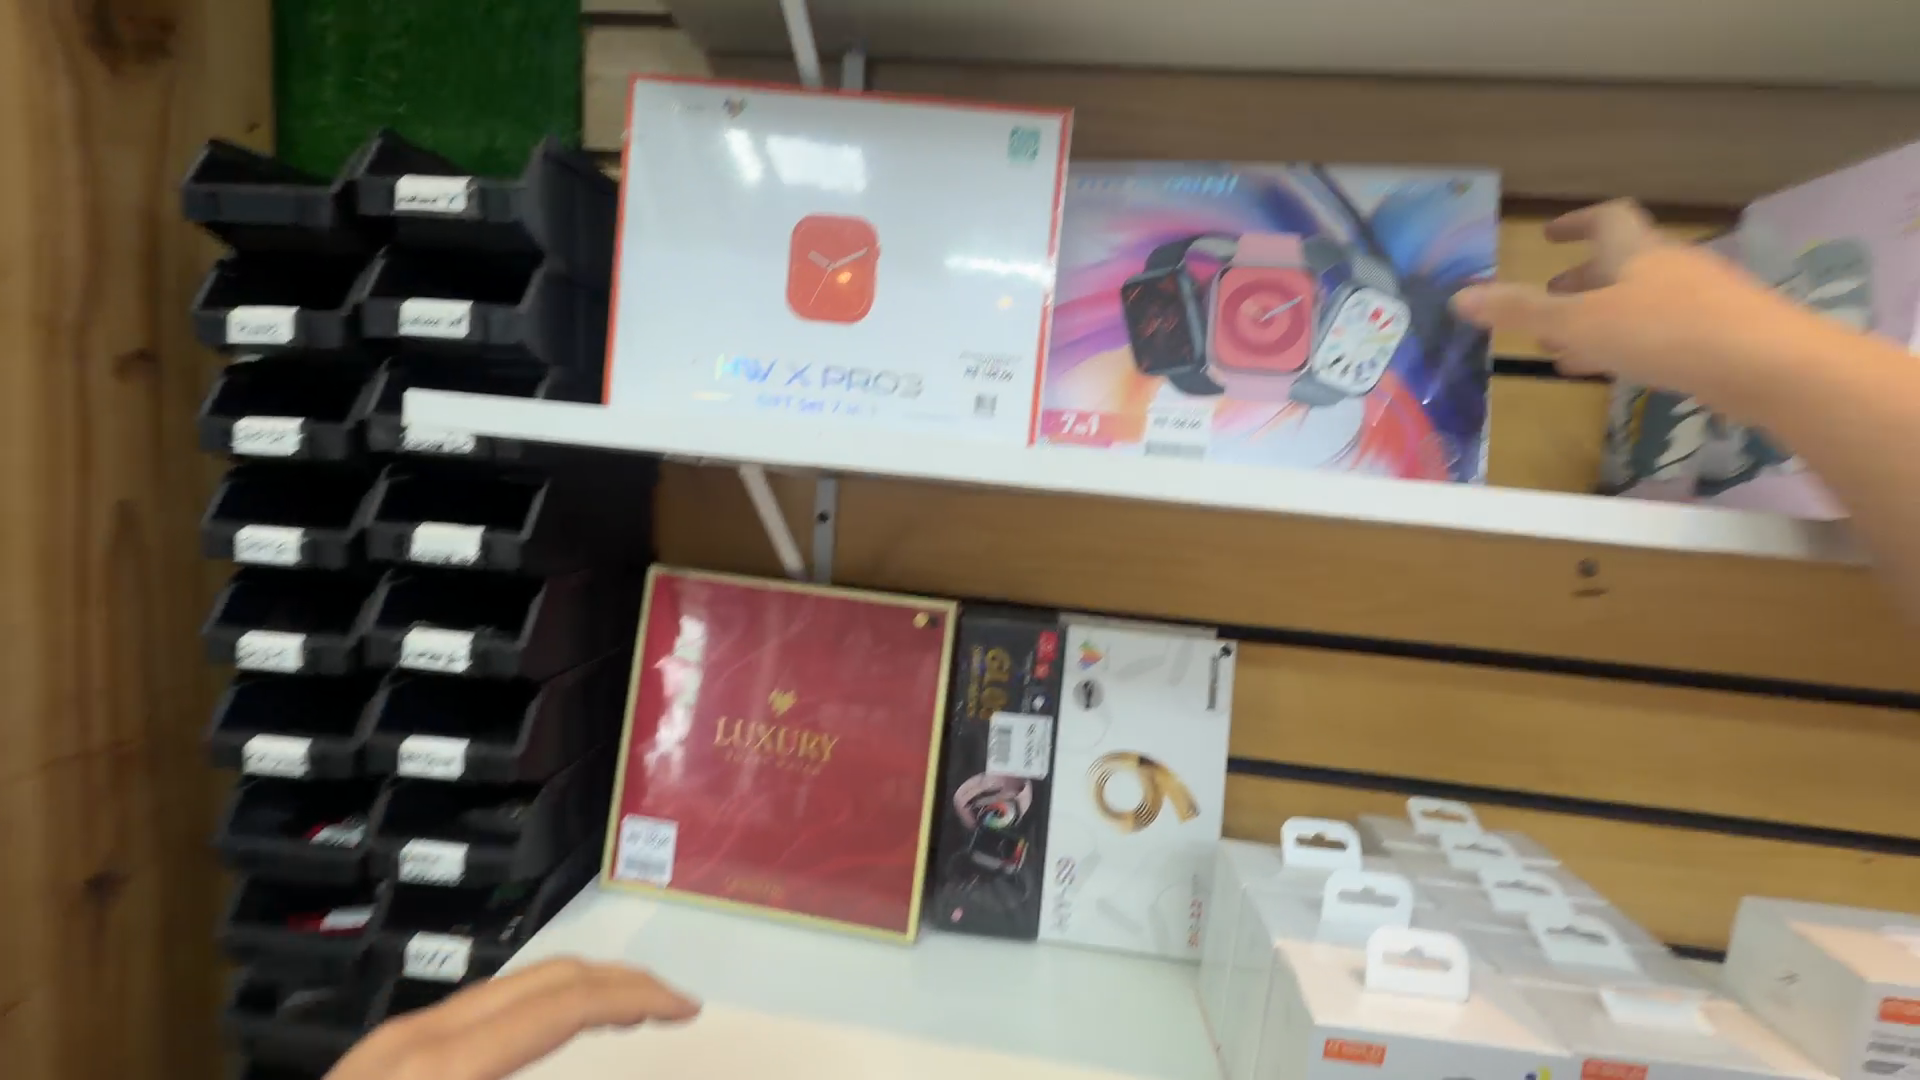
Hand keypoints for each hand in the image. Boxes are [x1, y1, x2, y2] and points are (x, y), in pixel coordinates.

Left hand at [325, 959, 700, 1079]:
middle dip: (621, 981)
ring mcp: (393, 1046)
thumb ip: (521, 1073)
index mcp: (436, 1069)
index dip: (637, 997)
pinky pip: (484, 1011)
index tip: (690, 1011)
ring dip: (583, 989)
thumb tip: (605, 1062)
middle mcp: (418, 1038)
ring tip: (629, 1010)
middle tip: (674, 1005)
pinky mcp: (381, 1063)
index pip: (564, 1003)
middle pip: (546, 977)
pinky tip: (553, 1030)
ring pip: (516, 985)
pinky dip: (539, 1007)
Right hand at [1449, 199, 1829, 410]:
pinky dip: (1621, 338)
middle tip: (1548, 295)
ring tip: (1562, 343)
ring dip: (1596, 313)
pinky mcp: (1713, 332)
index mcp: (1635, 253)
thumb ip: (1518, 311)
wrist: (1766, 365)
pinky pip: (1655, 326)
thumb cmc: (1661, 332)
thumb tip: (1459, 296)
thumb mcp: (1574, 323)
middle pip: (1620, 261)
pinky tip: (1606, 366)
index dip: (1576, 223)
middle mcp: (1668, 267)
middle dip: (1579, 278)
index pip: (1606, 220)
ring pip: (1634, 298)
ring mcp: (1696, 299)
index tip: (1548, 234)